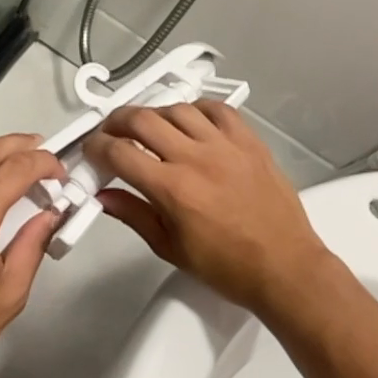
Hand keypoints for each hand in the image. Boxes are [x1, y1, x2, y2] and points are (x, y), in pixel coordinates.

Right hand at [86, 103, 331, 314]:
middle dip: (117, 122)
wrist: (285, 268)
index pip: (120, 153)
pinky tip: (189, 121)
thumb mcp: (170, 247)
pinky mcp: (250, 142)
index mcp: (173, 189)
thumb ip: (134, 214)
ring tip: (147, 128)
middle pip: (143, 120)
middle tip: (111, 133)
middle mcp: (197, 159)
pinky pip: (218, 110)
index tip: (92, 150)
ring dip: (154, 114)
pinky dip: (196, 110)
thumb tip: (105, 195)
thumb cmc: (228, 267)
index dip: (97, 147)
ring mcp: (226, 146)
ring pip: (178, 110)